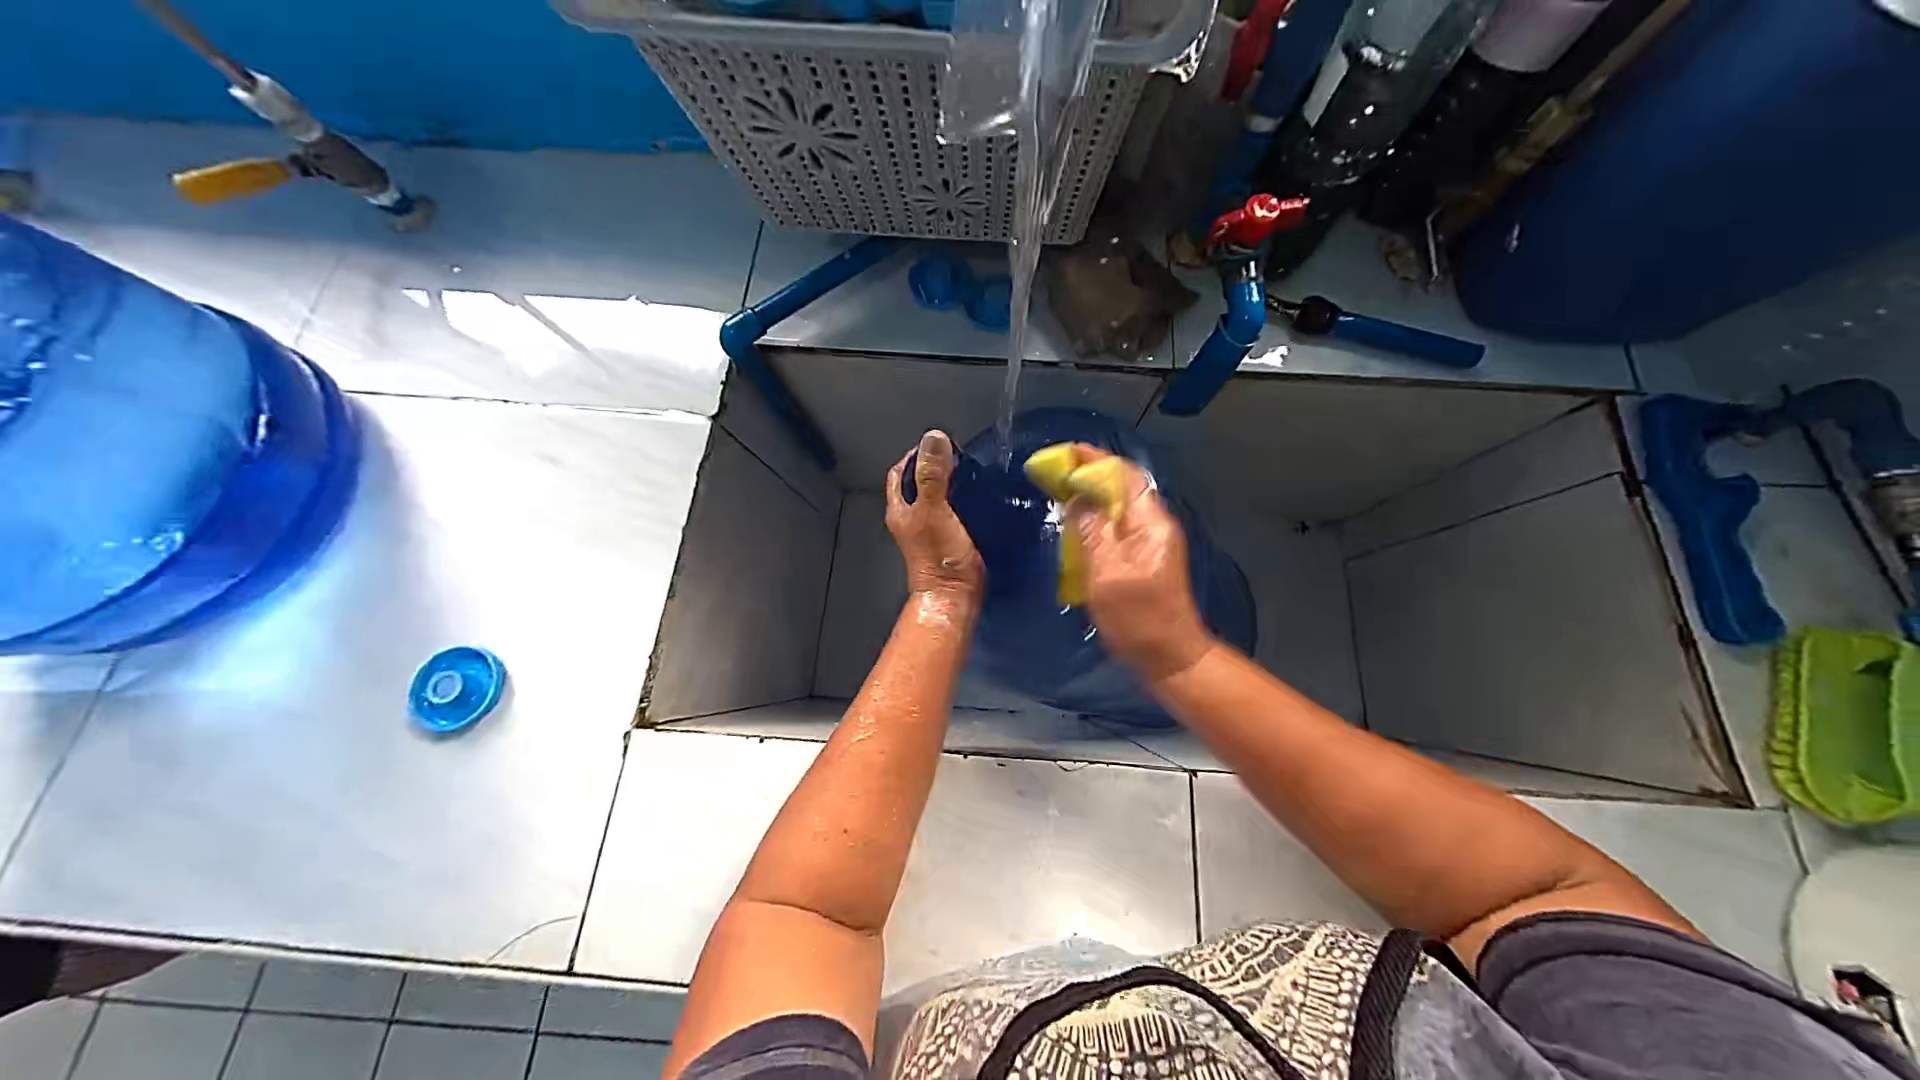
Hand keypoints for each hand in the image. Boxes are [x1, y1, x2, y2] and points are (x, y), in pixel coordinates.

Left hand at [887, 431, 984, 600]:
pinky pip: (953, 514)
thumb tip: (934, 437)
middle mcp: (911, 520)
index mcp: (900, 510)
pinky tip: (979, 498)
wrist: (955, 597)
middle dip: (935, 469)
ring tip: (972, 473)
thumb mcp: (933, 509)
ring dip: (951, 486)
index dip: (915, 456)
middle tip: (959, 457)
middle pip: (919, 484)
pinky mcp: (948, 542)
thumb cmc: (939, 556)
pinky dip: (963, 503)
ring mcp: (929, 532)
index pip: (901, 472)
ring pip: (937, 499)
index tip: (938, 446)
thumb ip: (932, 475)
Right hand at [1065, 445, 1215, 681]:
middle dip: (1088, 476)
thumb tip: (1078, 499)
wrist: (1170, 659)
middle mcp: (1151, 528)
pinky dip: (1091, 521)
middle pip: (1120, 489)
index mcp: (1151, 524)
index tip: (1065, 453)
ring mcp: (1146, 545)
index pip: (1125, 477)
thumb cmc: (1141, 620)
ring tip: (1057, 492)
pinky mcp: (1138, 562)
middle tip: (1053, 472)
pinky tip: (1073, 526)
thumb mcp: (1110, 575)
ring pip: (1115, 509)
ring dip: (1088, 497)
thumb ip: (1093, 534)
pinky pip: (1112, 530)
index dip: (1096, 461)